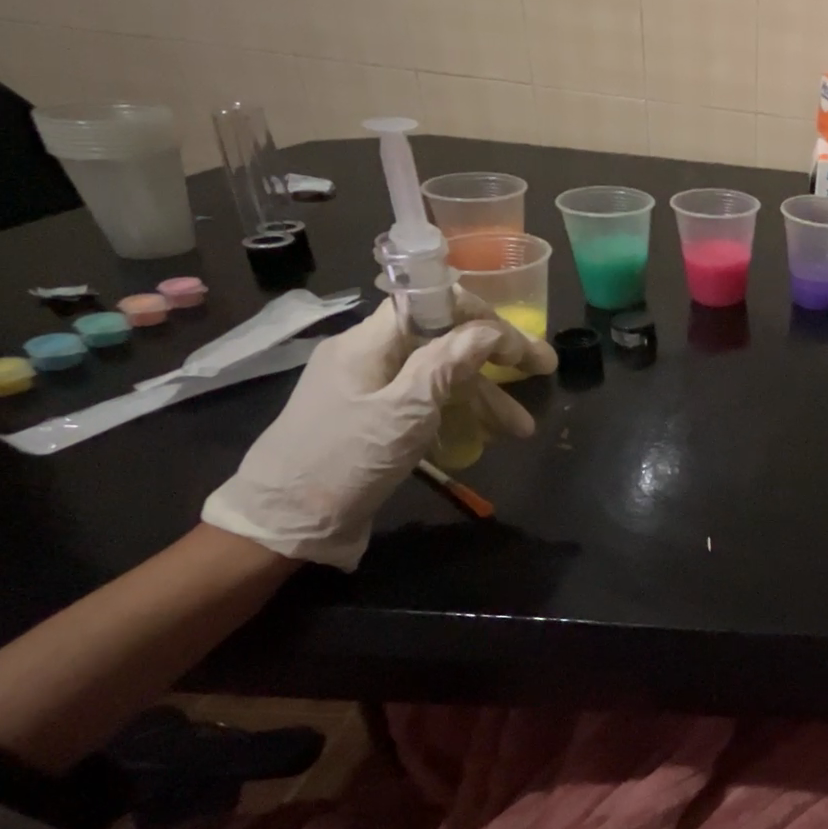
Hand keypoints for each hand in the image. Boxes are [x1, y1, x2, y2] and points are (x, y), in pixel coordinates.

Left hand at [202, 294, 556, 569]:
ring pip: (440, 376)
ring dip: (485, 396)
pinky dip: (460, 413)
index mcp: (367, 343)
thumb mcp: (404, 412)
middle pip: (444, 340)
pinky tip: (488, 434)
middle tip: (544, 372)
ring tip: (522, 428)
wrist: (283, 526)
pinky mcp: (372, 419)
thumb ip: (448, 364)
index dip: (480, 313)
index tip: (518, 342)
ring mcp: (369, 389)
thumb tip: (490, 329)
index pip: (432, 302)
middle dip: (496, 357)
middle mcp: (368, 356)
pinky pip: (426, 402)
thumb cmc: (343, 462)